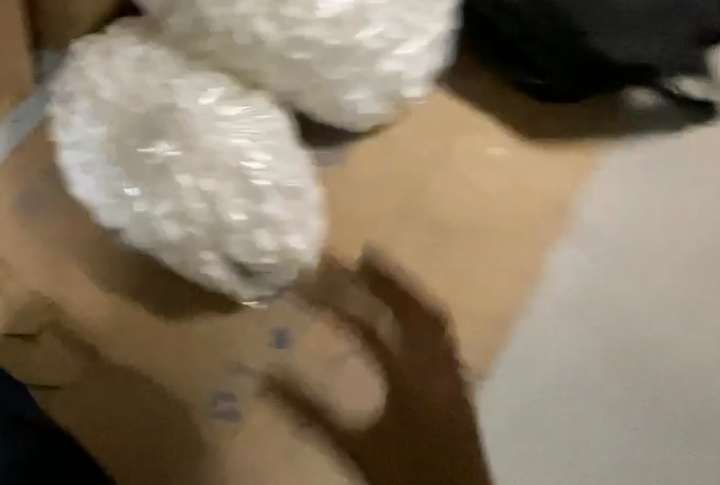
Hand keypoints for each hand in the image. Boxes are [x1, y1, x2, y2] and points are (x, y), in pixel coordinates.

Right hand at [267, 252, 494, 484]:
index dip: (332, 301)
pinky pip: (444, 336)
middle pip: (410, 310)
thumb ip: (307, 411)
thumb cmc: (406, 477)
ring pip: (433, 319)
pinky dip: (421, 313)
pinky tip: (406, 315)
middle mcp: (436, 370)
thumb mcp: (352, 447)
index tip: (302, 283)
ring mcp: (454, 378)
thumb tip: (258, 377)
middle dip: (378, 279)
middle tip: (345, 257)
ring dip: (404, 291)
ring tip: (376, 270)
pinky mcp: (461, 390)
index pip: (366, 326)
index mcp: (409, 379)